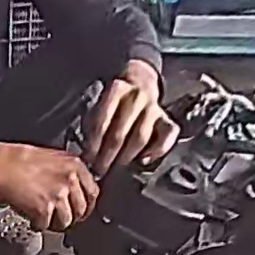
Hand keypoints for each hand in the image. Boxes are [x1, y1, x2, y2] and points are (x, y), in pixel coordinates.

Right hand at [0, 142, 99, 230]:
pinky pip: (46, 225)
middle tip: (57, 217)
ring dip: (54, 223)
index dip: (86, 207)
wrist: (1, 167)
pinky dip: (38, 224)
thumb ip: (71, 175)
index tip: (79, 213)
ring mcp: (58, 194)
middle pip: (81, 211)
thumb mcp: (55, 160)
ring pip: (66, 222)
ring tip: (43, 216)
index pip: (93, 193)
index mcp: (75, 165)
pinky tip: (31, 216)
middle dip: (69, 217)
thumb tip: (79, 194)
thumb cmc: (22, 162)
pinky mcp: (44, 208)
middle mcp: (69, 179)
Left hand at [84, 60, 179, 176]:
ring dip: (127, 157)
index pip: (102, 122)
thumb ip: (93, 128)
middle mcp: (137, 95)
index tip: (89, 161)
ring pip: (141, 137)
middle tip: (100, 171)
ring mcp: (153, 107)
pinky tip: (144, 161)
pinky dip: (157, 150)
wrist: (140, 83)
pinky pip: (167, 135)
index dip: (94, 146)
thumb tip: (87, 158)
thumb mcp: (98, 109)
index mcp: (116, 90)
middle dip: (107, 157)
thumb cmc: (114, 106)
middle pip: (120, 133)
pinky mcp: (166, 119)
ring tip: (117, 169)